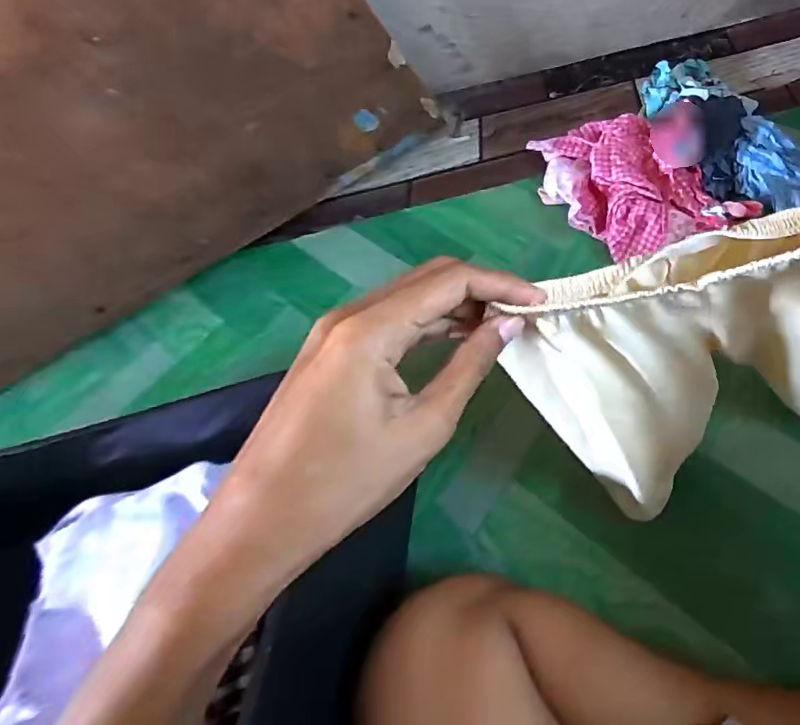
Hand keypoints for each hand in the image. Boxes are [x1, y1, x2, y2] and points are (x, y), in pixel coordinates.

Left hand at [210, 257, 543, 587]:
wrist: (259, 523)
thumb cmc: (346, 483)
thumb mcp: (423, 427)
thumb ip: (469, 365)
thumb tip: (509, 325)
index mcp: (371, 329)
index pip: (451, 280)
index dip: (502, 284)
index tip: (540, 301)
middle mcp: (349, 314)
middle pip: (430, 276)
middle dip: (482, 287)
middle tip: (522, 313)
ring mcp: (334, 328)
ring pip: (409, 293)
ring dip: (456, 302)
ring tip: (498, 326)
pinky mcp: (329, 347)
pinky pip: (389, 315)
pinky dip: (427, 319)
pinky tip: (455, 336)